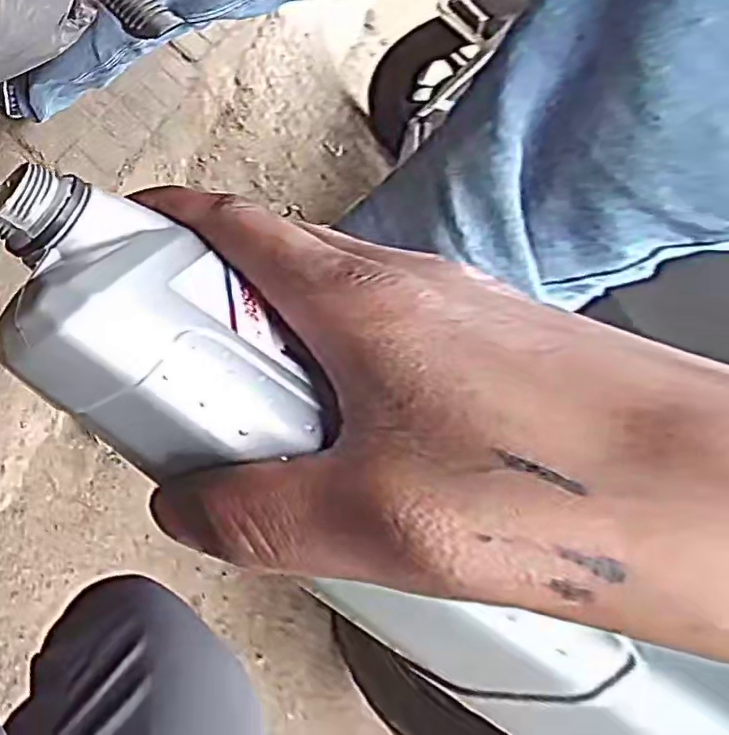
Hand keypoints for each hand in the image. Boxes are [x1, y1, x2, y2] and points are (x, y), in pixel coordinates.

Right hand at [132, 186, 728, 659]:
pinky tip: (335, 420)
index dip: (166, 214)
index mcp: (355, 295)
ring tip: (242, 392)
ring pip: (310, 286)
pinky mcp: (483, 340)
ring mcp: (447, 306)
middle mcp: (397, 281)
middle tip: (161, 336)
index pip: (230, 220)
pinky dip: (315, 348)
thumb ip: (262, 517)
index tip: (124, 226)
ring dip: (255, 321)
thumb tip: (185, 510)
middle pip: (259, 249)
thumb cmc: (613, 499)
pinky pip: (362, 320)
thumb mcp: (390, 523)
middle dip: (193, 280)